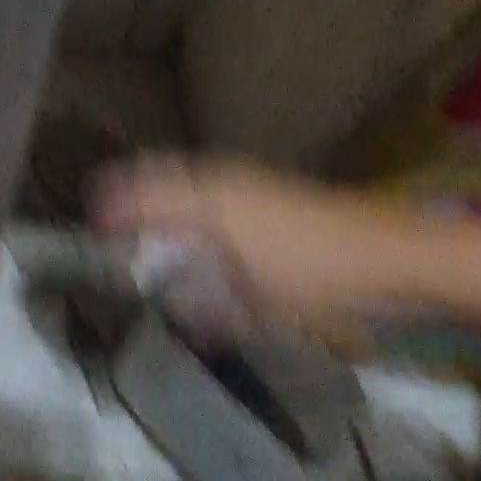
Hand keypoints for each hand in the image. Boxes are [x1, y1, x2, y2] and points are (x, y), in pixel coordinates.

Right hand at [90, 155, 447, 340]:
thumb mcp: (257, 303)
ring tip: (142, 222)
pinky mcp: (263, 187)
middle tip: (106, 214)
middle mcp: (218, 179)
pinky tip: (194, 226)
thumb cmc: (316, 277)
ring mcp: (244, 178)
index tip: (90, 222)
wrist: (390, 253)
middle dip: (128, 191)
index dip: (112, 206)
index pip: (143, 194)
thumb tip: (172, 307)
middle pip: (158, 173)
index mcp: (207, 201)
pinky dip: (185, 198)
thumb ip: (206, 306)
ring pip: (183, 177)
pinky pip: (206, 183)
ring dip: (157, 194)